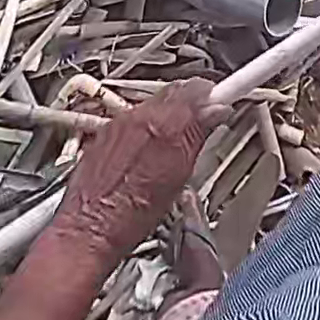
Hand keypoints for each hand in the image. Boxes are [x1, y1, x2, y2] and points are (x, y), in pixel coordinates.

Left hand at [54, 79, 227, 252]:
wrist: (89, 230)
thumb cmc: (132, 214)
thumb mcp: (182, 175)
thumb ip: (200, 135)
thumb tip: (217, 112)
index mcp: (168, 125)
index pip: (203, 88)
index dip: (220, 91)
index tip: (230, 93)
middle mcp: (143, 115)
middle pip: (180, 89)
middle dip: (197, 100)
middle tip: (206, 119)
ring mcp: (122, 121)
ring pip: (159, 100)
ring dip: (173, 111)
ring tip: (177, 139)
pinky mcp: (107, 130)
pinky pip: (137, 114)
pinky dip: (151, 123)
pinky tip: (152, 148)